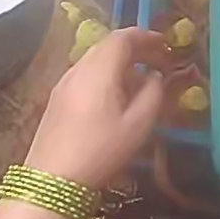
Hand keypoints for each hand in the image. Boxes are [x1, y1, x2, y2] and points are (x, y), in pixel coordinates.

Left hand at [23, 27, 166, 188]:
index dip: (147, 37)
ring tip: (142, 79)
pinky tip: (117, 96)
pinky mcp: (57, 99)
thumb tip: (156, 75)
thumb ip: (153, 93)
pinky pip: (86, 75)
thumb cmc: (101, 151)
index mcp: (99, 70)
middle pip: (108, 46)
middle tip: (159, 60)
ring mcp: (64, 84)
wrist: (53, 181)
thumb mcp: (138, 125)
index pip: (123, 37)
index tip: (166, 44)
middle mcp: (78, 69)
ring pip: (96, 60)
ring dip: (121, 62)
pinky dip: (106, 74)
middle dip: (136, 48)